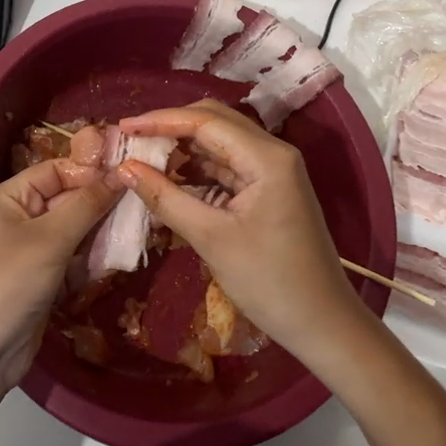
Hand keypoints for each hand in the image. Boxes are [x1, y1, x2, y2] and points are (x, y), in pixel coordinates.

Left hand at [0, 158, 123, 389]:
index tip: (130, 176)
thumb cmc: (8, 285)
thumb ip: (87, 205)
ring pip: (74, 230)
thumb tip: (120, 173)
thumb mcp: (50, 239)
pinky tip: (116, 261)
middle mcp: (18, 218)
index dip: (90, 171)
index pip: (56, 170)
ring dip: (100, 233)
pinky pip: (72, 258)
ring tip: (135, 232)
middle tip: (142, 204)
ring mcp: (30, 251)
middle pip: (67, 199)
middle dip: (100, 204)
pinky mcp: (41, 279)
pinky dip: (91, 259)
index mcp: (9, 198)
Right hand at [116, 100, 361, 354]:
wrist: (324, 325)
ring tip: (141, 158)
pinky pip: (225, 166)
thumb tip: (124, 168)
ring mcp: (272, 170)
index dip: (159, 120)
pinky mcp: (267, 189)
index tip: (121, 128)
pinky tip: (167, 179)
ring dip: (180, 148)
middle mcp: (272, 153)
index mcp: (267, 157)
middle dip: (169, 128)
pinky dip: (195, 169)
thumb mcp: (211, 239)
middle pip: (213, 121)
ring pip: (218, 142)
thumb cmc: (270, 282)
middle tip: (130, 141)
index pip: (205, 121)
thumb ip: (165, 197)